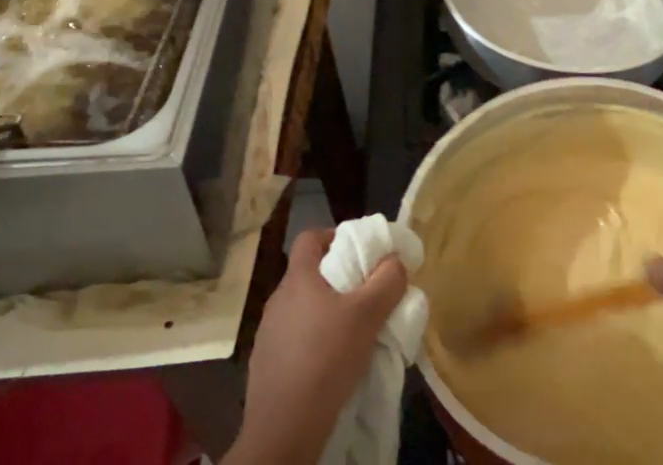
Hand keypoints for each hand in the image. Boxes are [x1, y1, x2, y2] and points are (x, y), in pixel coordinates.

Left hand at [229, 228, 407, 464]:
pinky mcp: (267, 363)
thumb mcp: (369, 315)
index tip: (361, 250)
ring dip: (328, 311)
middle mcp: (278, 300)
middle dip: (340, 277)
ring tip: (355, 330)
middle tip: (368, 292)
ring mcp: (268, 333)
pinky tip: (334, 360)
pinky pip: (296, 337)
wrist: (284, 427)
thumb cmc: (327, 358)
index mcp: (297, 279)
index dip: (336, 235)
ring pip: (304, 307)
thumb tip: (395, 260)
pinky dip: (316, 339)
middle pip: (310, 273)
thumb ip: (387, 280)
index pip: (310, 237)